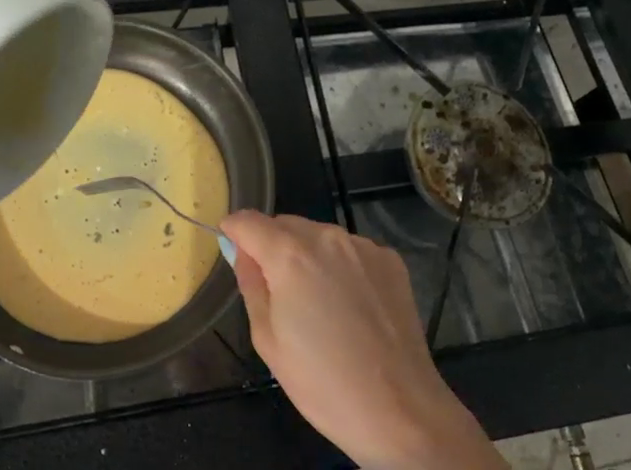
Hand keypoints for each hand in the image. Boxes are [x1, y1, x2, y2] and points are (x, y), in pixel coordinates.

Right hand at [220, 212, 503, 469]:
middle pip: (285, 225)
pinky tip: (350, 306)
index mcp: (290, 255)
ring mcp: (363, 246)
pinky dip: (340, 266)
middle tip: (276, 292)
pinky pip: (351, 251)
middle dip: (272, 247)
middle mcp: (328, 238)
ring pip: (320, 237)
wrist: (399, 409)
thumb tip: (243, 253)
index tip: (231, 249)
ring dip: (308, 256)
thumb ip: (251, 285)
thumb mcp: (268, 340)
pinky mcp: (391, 261)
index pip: (249, 221)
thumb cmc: (323, 382)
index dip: (234, 232)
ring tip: (318, 304)